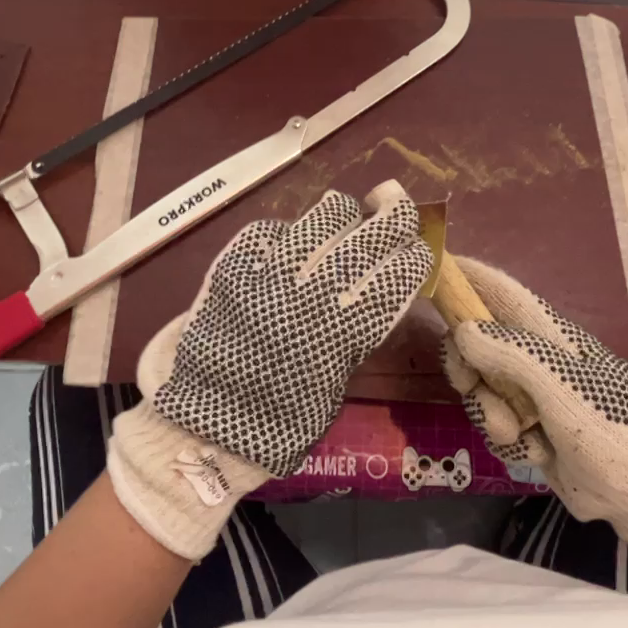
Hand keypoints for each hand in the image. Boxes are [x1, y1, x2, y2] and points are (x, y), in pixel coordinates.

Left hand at [107, 180, 432, 558]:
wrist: (208, 424)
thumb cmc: (282, 419)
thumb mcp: (336, 381)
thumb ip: (356, 331)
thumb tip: (374, 282)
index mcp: (344, 332)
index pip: (398, 274)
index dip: (416, 253)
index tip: (419, 246)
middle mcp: (313, 294)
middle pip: (369, 236)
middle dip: (394, 214)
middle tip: (396, 203)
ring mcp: (271, 273)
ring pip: (324, 217)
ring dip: (343, 214)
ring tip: (345, 217)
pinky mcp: (235, 265)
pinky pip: (272, 231)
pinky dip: (288, 234)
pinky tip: (290, 245)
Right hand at [442, 256, 627, 600]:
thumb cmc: (616, 432)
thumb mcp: (564, 391)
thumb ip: (514, 358)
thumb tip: (464, 330)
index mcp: (552, 337)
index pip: (504, 295)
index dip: (471, 278)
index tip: (437, 269)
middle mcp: (539, 360)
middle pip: (478, 345)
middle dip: (469, 367)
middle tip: (467, 385)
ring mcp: (534, 397)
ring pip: (483, 390)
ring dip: (493, 414)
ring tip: (522, 435)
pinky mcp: (532, 432)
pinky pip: (496, 425)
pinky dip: (510, 442)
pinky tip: (538, 453)